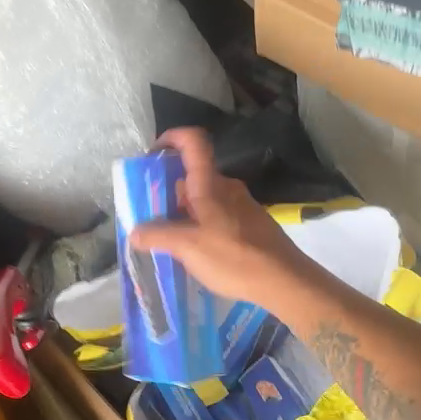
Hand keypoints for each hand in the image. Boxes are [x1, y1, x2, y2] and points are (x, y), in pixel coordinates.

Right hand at [128, 128, 332, 306]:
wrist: (285, 281)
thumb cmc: (233, 257)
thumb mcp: (187, 247)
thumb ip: (157, 236)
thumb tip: (135, 231)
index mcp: (210, 184)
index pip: (192, 141)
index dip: (170, 138)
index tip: (152, 155)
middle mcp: (227, 187)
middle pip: (193, 173)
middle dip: (168, 188)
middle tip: (150, 211)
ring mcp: (241, 205)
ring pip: (205, 197)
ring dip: (183, 210)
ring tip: (168, 236)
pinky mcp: (251, 223)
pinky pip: (218, 213)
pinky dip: (200, 223)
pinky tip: (195, 250)